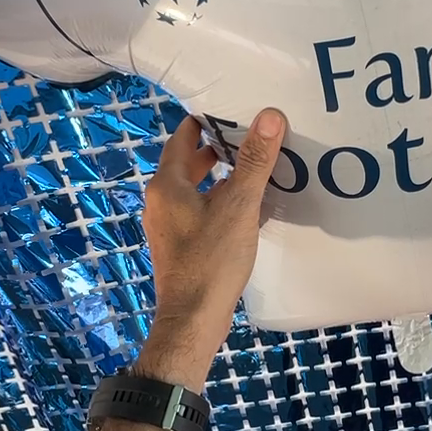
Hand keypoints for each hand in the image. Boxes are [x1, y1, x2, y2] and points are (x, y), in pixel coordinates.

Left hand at [135, 108, 286, 389]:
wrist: (193, 319)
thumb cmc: (212, 260)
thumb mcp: (238, 207)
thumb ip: (254, 162)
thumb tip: (269, 115)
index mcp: (167, 185)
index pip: (183, 137)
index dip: (207, 121)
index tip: (236, 110)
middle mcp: (161, 202)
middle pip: (189, 163)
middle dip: (219, 149)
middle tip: (252, 137)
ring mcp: (169, 226)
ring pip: (196, 189)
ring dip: (222, 177)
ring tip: (256, 169)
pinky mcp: (181, 246)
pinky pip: (200, 211)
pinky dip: (220, 202)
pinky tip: (248, 208)